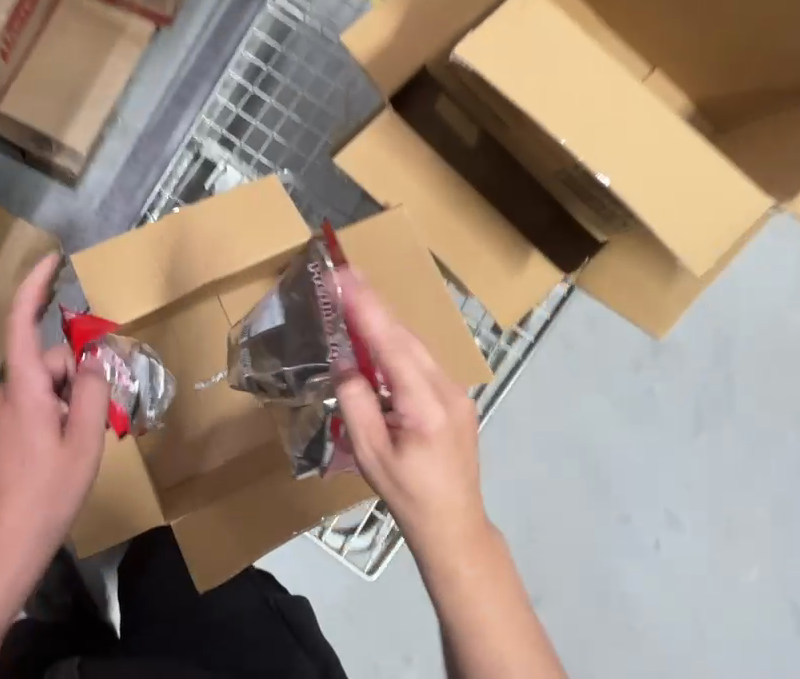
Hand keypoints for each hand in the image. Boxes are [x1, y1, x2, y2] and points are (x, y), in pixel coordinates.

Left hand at [0, 254, 110, 593]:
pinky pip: (34, 407)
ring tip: (86, 443)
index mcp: (22, 386)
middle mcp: (5, 392)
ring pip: (44, 388)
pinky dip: (57, 416)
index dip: (35, 286)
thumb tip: (94, 357)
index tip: (53, 261)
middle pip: (48, 362)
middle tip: (107, 414)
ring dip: (70, 402)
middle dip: (80, 376)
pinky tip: (68, 453)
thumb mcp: (83, 441)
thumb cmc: (45, 495)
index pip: (21, 320)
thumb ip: (92, 391)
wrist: (0, 549)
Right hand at [334, 268, 490, 559]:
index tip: (345, 277)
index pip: (390, 344)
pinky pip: (420, 359)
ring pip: (414, 344)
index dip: (366, 308)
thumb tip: (343, 360)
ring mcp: (456, 392)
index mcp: (424, 404)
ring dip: (383, 320)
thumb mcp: (368, 451)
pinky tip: (376, 334)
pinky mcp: (454, 398)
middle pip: (404, 336)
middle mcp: (447, 390)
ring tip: (354, 294)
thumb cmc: (406, 493)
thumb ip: (355, 400)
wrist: (454, 525)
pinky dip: (394, 341)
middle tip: (343, 275)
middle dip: (373, 303)